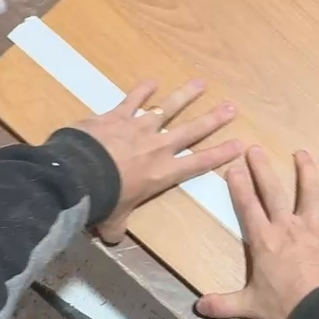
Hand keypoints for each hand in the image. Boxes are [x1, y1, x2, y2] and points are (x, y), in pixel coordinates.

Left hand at [74, 79, 242, 242]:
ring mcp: (139, 128)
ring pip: (168, 108)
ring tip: (201, 83)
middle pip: (192, 130)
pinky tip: (151, 81)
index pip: (199, 163)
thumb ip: (117, 226)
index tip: (239, 144)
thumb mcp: (113, 220)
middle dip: (213, 119)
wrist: (78, 175)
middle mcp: (158, 147)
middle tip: (230, 107)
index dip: (220, 154)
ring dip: (185, 95)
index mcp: (163, 173)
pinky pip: (132, 100)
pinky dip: (141, 90)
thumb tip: (113, 238)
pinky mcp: (117, 116)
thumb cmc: (103, 200)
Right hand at [196, 146, 318, 318]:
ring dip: (305, 171)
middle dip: (262, 169)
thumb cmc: (285, 305)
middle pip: (273, 191)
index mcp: (264, 240)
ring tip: (302, 153)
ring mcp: (312, 227)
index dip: (239, 186)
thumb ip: (223, 304)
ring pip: (308, 192)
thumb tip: (198, 307)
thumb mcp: (249, 305)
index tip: (233, 167)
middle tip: (255, 148)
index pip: (248, 207)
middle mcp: (287, 226)